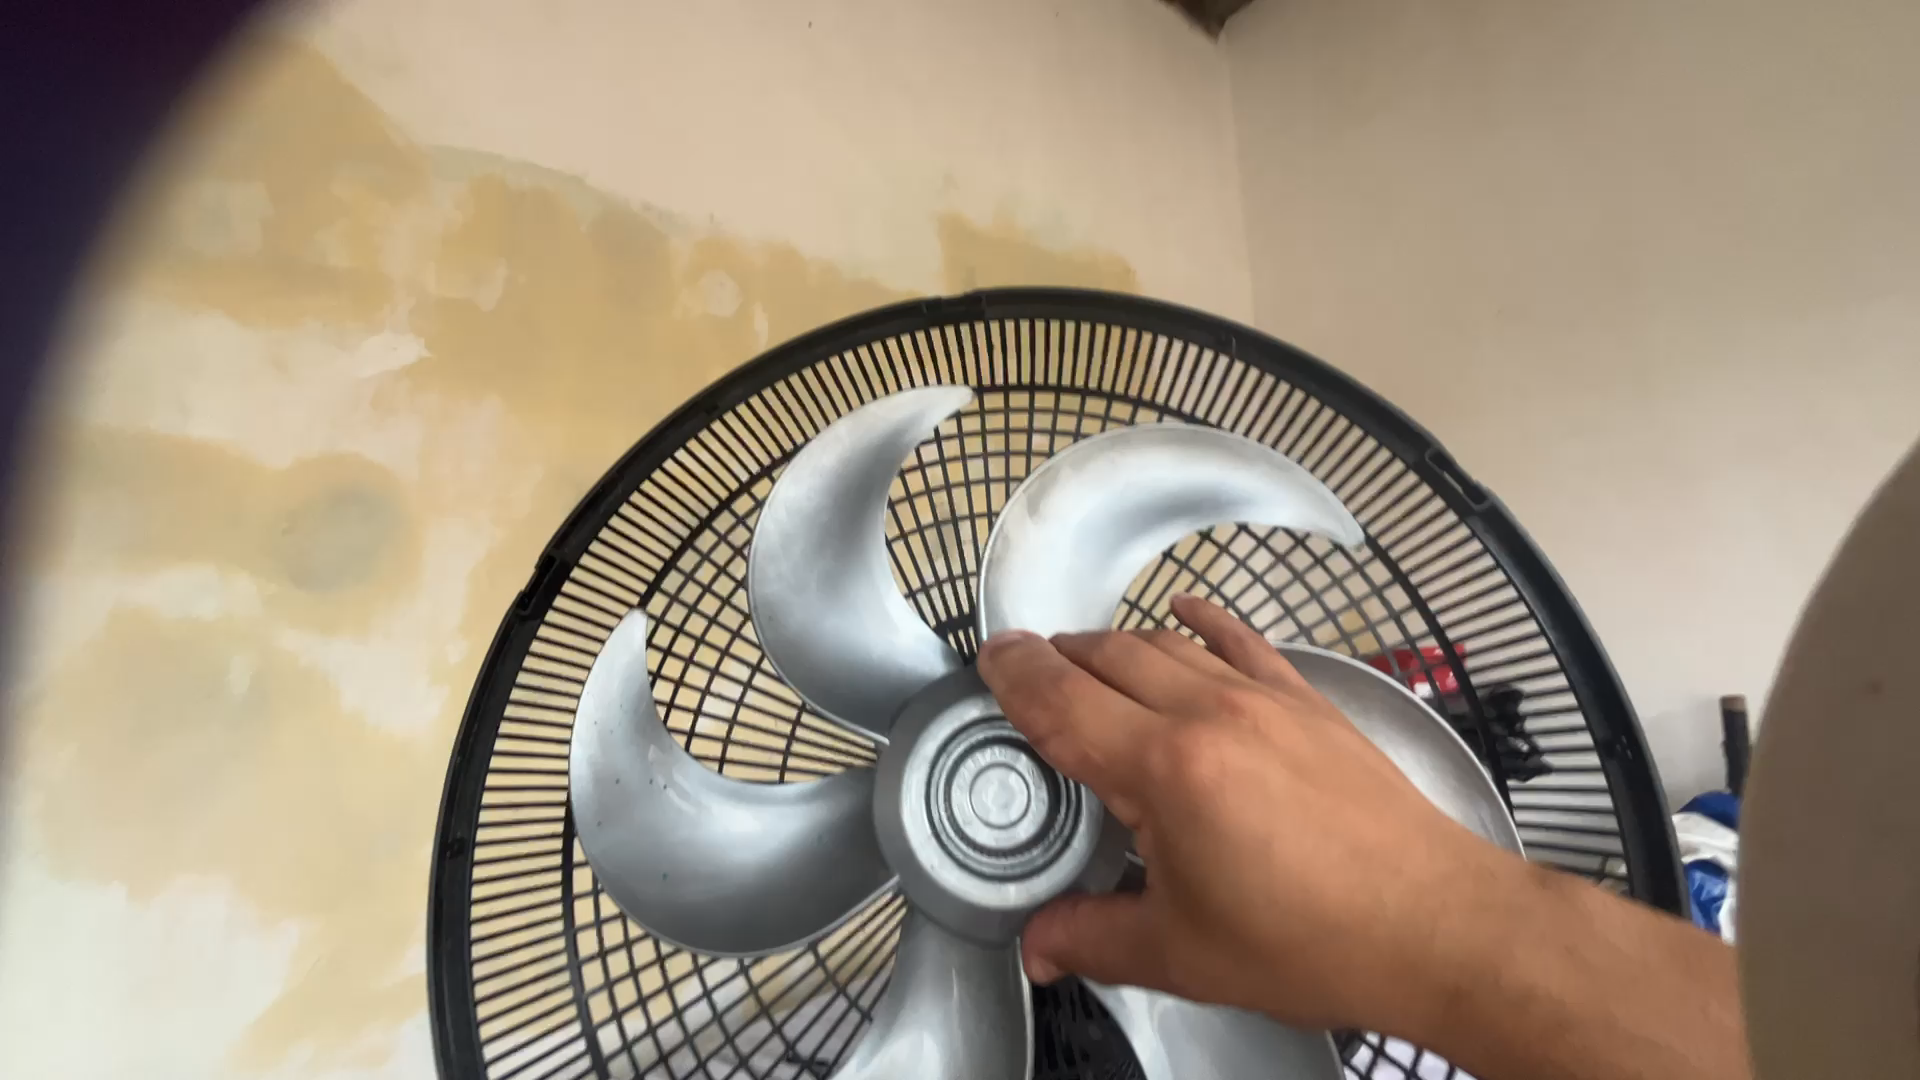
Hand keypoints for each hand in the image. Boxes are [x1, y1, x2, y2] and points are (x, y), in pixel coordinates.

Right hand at [976, 594, 1529, 1035]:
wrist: (1439, 926)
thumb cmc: (1305, 942)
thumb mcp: (1183, 953)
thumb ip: (1092, 938)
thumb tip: (1032, 948)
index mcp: (1164, 768)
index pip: (1062, 702)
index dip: (1015, 674)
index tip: (987, 659)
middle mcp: (1204, 711)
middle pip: (1103, 656)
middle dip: (1053, 657)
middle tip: (1027, 672)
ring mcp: (1257, 694)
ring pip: (1159, 642)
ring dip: (1109, 645)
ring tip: (1083, 661)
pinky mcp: (1300, 695)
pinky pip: (1238, 637)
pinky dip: (1200, 618)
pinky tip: (1181, 607)